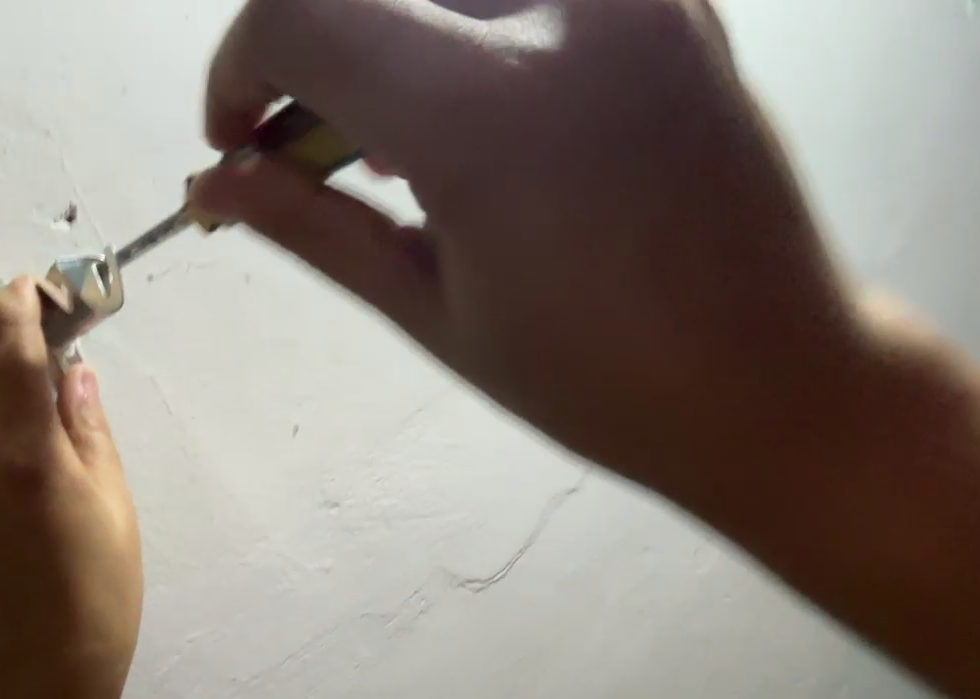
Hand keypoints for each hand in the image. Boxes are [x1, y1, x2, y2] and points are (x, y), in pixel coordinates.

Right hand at [190, 0, 867, 497]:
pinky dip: (450, 30)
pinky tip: (464, 117)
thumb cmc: (586, 381)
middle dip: (301, 52)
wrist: (769, 378)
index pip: (302, 16)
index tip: (233, 144)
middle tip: (299, 149)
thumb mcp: (428, 313)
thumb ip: (312, 228)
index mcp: (488, 115)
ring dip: (378, 40)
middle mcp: (564, 5)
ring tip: (386, 149)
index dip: (237, 69)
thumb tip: (211, 185)